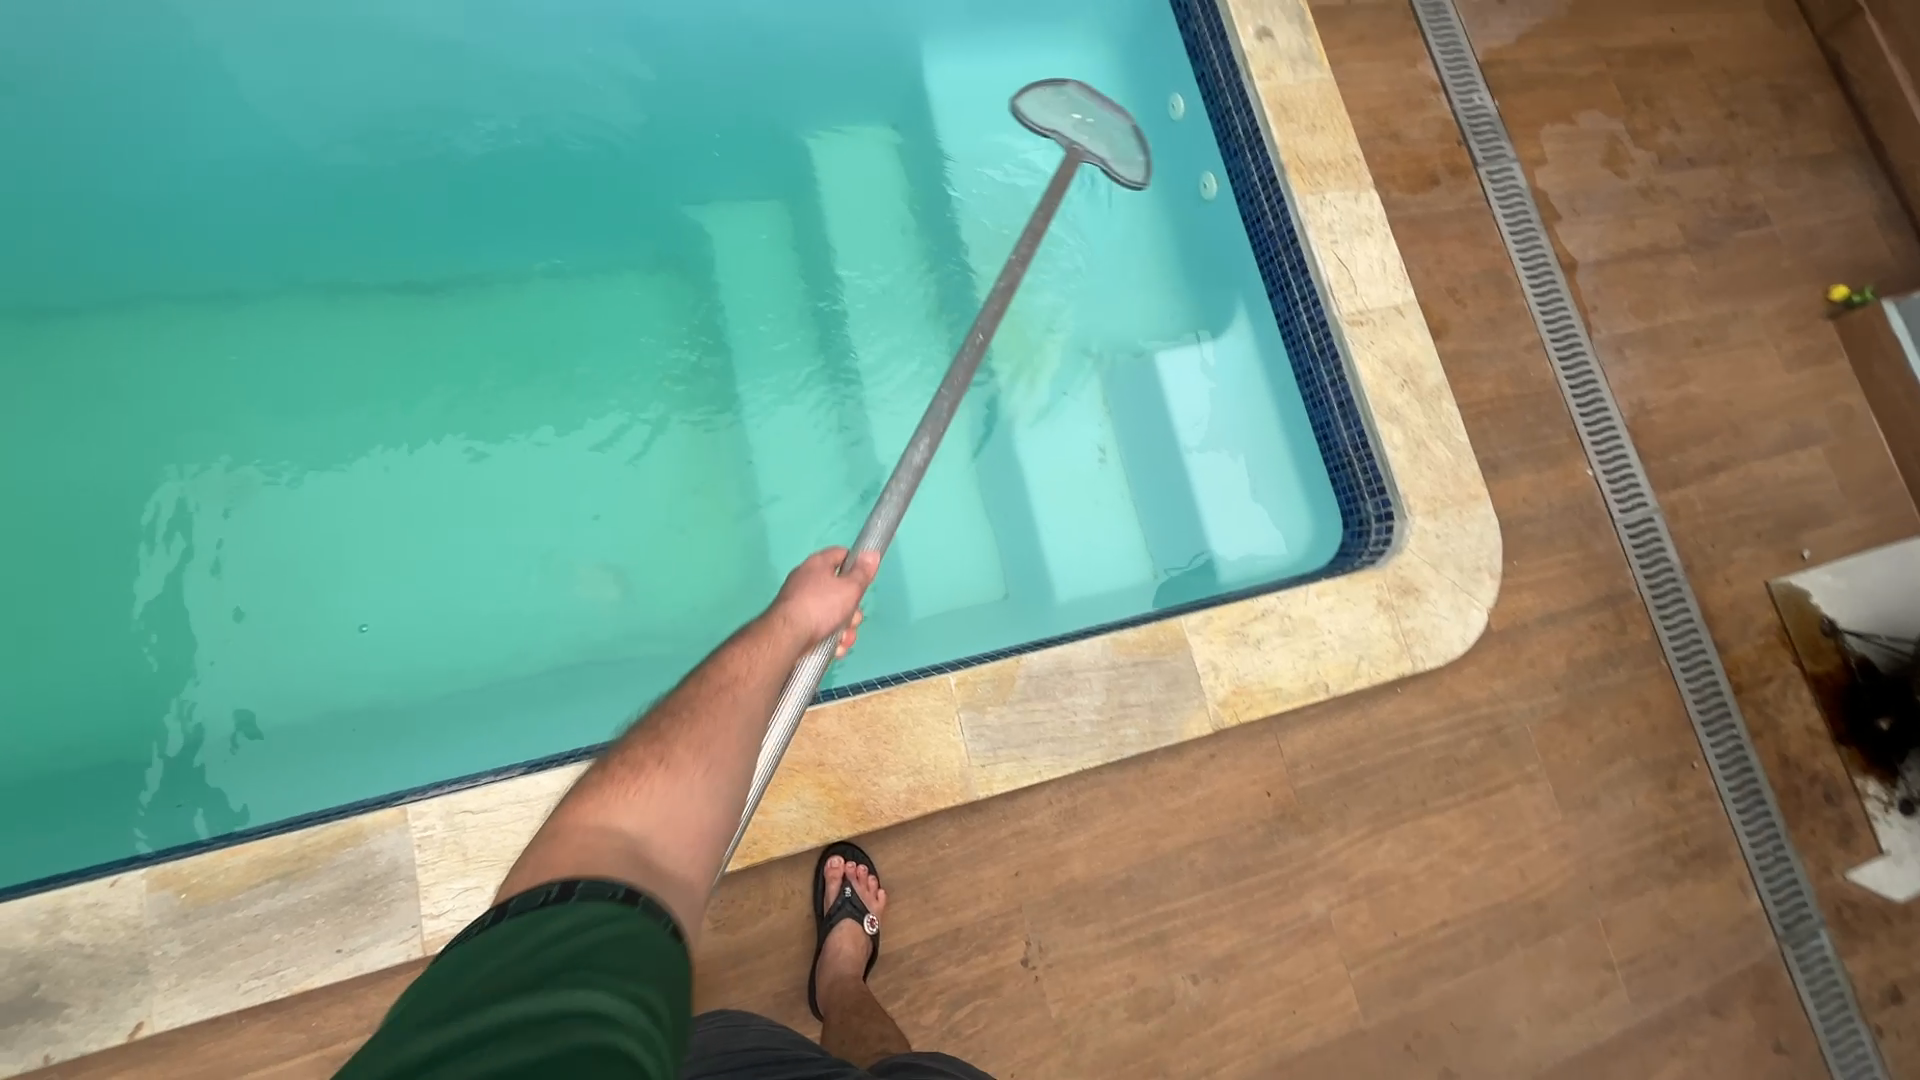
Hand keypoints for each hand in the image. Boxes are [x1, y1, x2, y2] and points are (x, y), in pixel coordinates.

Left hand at [767, 547, 879, 655]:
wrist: (787, 638)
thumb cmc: (820, 607)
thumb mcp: (850, 588)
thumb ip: (863, 573)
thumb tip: (872, 553)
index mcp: (818, 565)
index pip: (841, 554)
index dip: (856, 564)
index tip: (865, 578)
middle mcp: (807, 581)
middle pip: (840, 590)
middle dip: (852, 609)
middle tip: (852, 617)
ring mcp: (800, 604)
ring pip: (833, 614)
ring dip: (844, 629)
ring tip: (843, 638)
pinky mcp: (797, 625)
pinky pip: (821, 629)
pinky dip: (830, 639)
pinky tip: (834, 648)